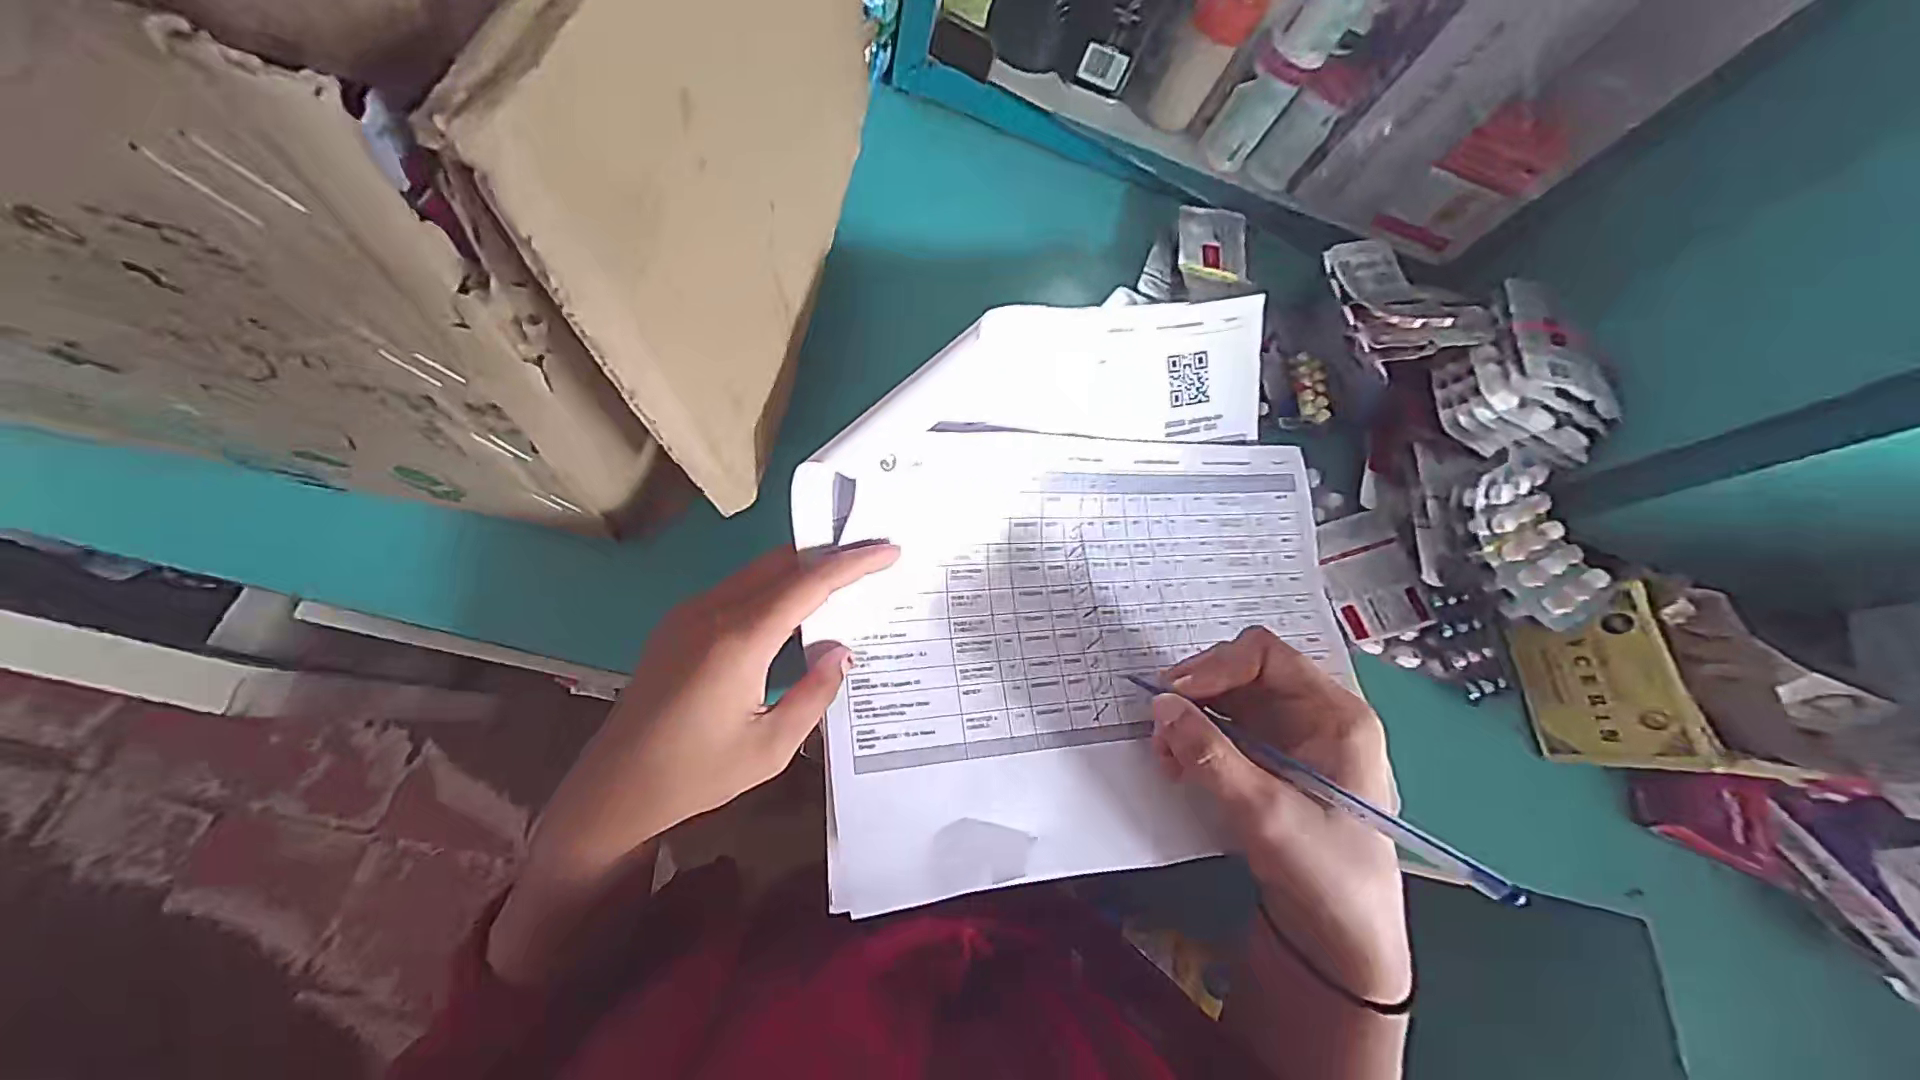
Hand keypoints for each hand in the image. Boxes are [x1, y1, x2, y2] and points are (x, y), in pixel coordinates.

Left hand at [489, 543, 898, 986]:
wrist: (613, 790)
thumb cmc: (695, 775)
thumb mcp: (770, 746)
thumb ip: (814, 693)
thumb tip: (842, 651)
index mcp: (738, 640)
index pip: (807, 583)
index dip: (851, 563)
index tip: (887, 550)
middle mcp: (711, 613)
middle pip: (781, 564)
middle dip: (829, 554)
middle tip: (872, 557)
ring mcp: (689, 615)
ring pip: (757, 572)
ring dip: (801, 569)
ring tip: (842, 579)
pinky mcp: (677, 625)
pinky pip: (737, 589)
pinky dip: (773, 587)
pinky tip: (792, 609)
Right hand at [1151, 626, 1410, 1001]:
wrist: (1342, 944)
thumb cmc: (1325, 875)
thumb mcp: (1264, 812)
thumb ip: (1210, 755)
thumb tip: (1162, 706)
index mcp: (1335, 714)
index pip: (1266, 656)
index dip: (1216, 665)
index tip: (1175, 692)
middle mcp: (1314, 715)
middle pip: (1242, 672)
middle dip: (1197, 692)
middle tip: (1162, 721)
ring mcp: (1290, 737)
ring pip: (1226, 699)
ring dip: (1189, 716)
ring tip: (1166, 751)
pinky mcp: (1269, 760)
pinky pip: (1222, 728)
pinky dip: (1194, 737)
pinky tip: (1178, 762)